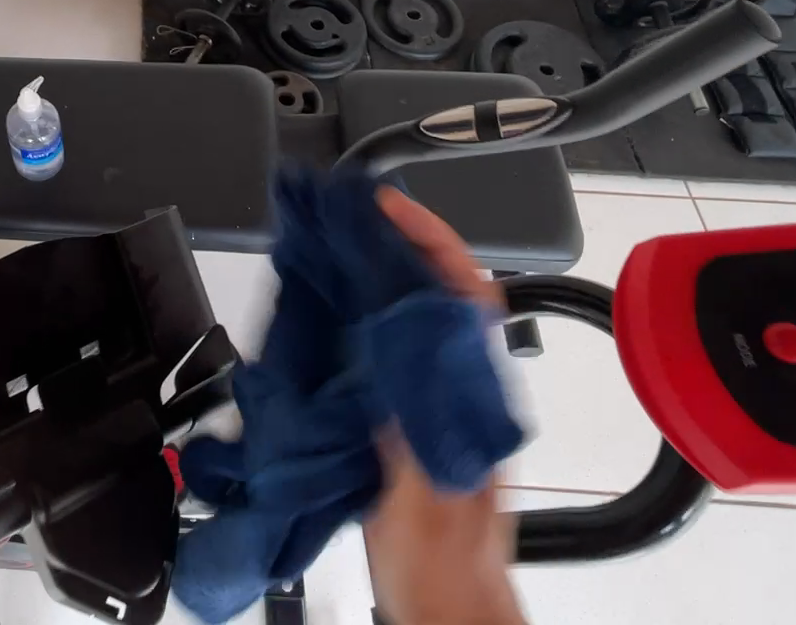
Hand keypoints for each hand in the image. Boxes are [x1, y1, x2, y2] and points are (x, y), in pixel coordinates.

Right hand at [363, 190, 525, 624]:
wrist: (444, 606)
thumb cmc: (440, 567)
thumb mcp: (421, 508)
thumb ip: (413, 445)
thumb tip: (392, 375)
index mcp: (468, 400)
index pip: (467, 298)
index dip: (433, 243)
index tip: (389, 211)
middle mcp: (455, 387)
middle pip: (438, 289)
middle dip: (399, 239)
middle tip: (348, 212)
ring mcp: (430, 396)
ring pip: (412, 309)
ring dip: (379, 267)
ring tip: (333, 241)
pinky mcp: (405, 409)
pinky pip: (386, 339)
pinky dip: (359, 305)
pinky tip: (327, 301)